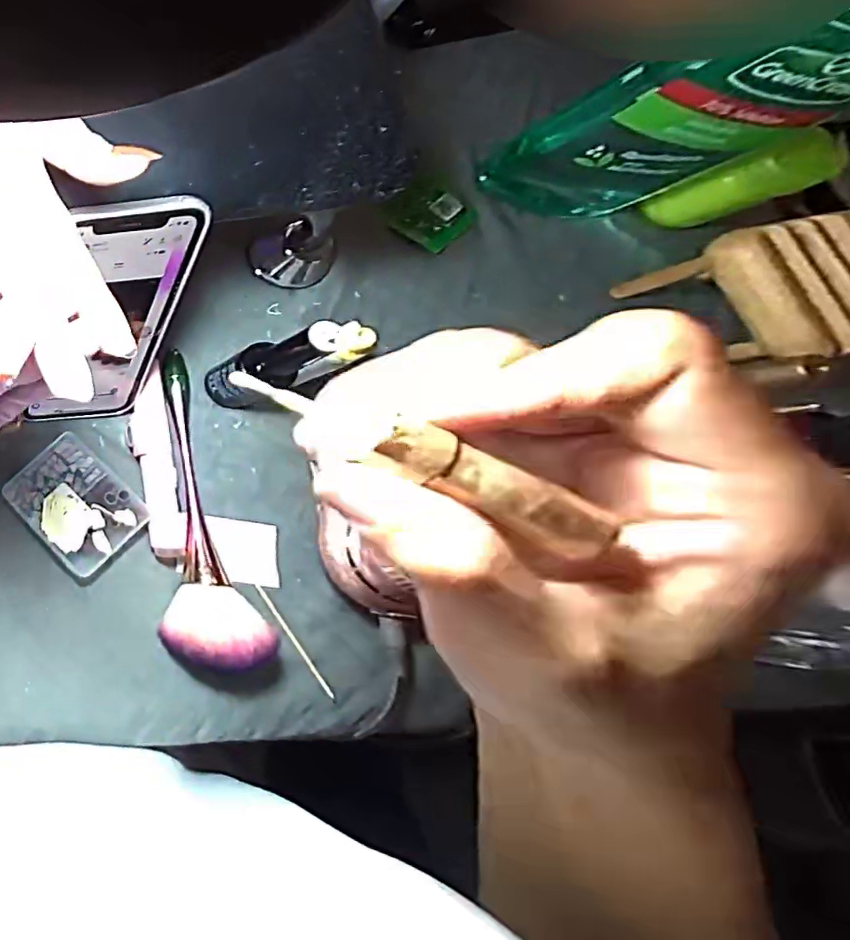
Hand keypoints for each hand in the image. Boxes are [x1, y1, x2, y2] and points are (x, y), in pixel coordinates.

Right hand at [298, 312, 849, 754]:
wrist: (580, 708)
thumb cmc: (587, 691)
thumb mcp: (530, 644)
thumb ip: (452, 562)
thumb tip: (345, 482)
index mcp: (733, 485)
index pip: (648, 365)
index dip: (528, 380)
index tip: (426, 424)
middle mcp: (655, 435)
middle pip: (533, 356)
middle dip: (426, 393)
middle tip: (342, 437)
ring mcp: (577, 430)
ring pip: (471, 363)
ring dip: (387, 397)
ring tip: (330, 444)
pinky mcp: (514, 434)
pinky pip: (437, 388)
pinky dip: (377, 409)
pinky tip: (346, 447)